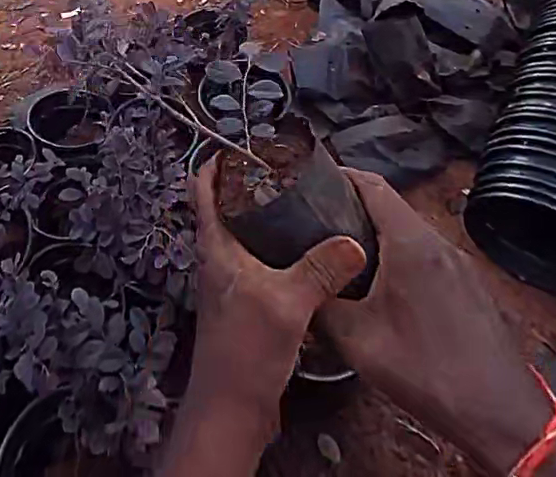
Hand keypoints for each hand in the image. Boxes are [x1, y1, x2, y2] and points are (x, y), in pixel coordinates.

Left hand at [157, 159, 365, 476]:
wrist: (231, 410)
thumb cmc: (245, 349)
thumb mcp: (285, 303)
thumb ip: (318, 269)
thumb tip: (353, 240)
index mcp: (215, 244)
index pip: (202, 189)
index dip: (216, 162)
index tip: (243, 145)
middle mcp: (218, 256)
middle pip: (226, 207)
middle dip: (249, 185)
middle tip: (285, 170)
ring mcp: (231, 280)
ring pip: (245, 234)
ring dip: (264, 216)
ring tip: (300, 203)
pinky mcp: (246, 302)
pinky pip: (260, 261)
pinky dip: (278, 247)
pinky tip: (307, 253)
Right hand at [320, 169, 555, 475]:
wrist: (505, 420)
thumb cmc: (428, 373)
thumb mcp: (357, 340)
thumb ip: (321, 304)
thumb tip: (300, 287)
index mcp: (411, 243)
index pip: (372, 184)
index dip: (341, 175)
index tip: (314, 181)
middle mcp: (438, 243)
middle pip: (391, 205)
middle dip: (353, 205)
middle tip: (320, 221)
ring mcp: (460, 265)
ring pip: (410, 231)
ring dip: (378, 232)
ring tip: (344, 253)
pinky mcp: (471, 287)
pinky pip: (427, 254)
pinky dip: (400, 254)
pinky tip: (384, 286)